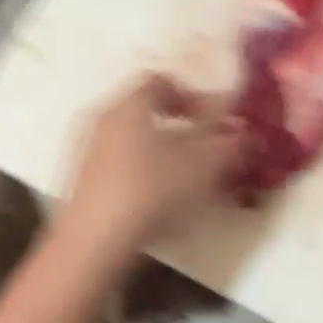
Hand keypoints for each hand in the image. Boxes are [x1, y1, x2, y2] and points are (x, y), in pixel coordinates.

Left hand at [56, 75, 242, 254]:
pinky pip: (118, 172)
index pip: (161, 82)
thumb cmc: (150, 190)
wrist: (94, 241)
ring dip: (161, 158)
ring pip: (131, 146)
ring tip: (185, 183)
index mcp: (127, 105)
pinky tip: (157, 205)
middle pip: (144, 115)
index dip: (192, 96)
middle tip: (204, 152)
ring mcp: (85, 155)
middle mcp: (100, 122)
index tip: (214, 119)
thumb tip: (243, 134)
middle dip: (179, 131)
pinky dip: (141, 180)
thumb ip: (228, 144)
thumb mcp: (202, 165)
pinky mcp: (79, 187)